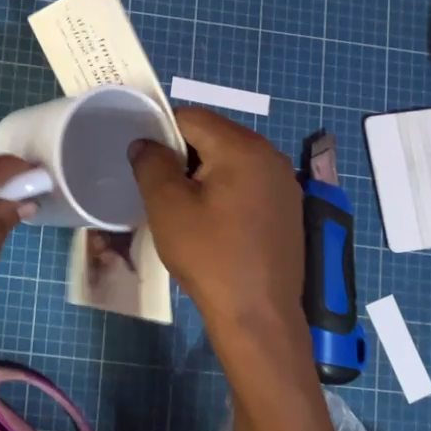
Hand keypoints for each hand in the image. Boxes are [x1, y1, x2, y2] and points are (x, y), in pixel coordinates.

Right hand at [129, 108, 309, 368]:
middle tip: (158, 187)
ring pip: (230, 160)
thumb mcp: (167, 206)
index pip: (192, 116)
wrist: (257, 313)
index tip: (143, 162)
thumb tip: (146, 143)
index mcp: (242, 148)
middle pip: (214, 136)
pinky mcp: (287, 209)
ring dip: (202, 174)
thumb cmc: (209, 255)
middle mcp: (270, 156)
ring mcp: (284, 183)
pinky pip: (247, 183)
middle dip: (182, 154)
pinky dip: (224, 191)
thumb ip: (151, 163)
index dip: (160, 131)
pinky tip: (211, 223)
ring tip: (181, 207)